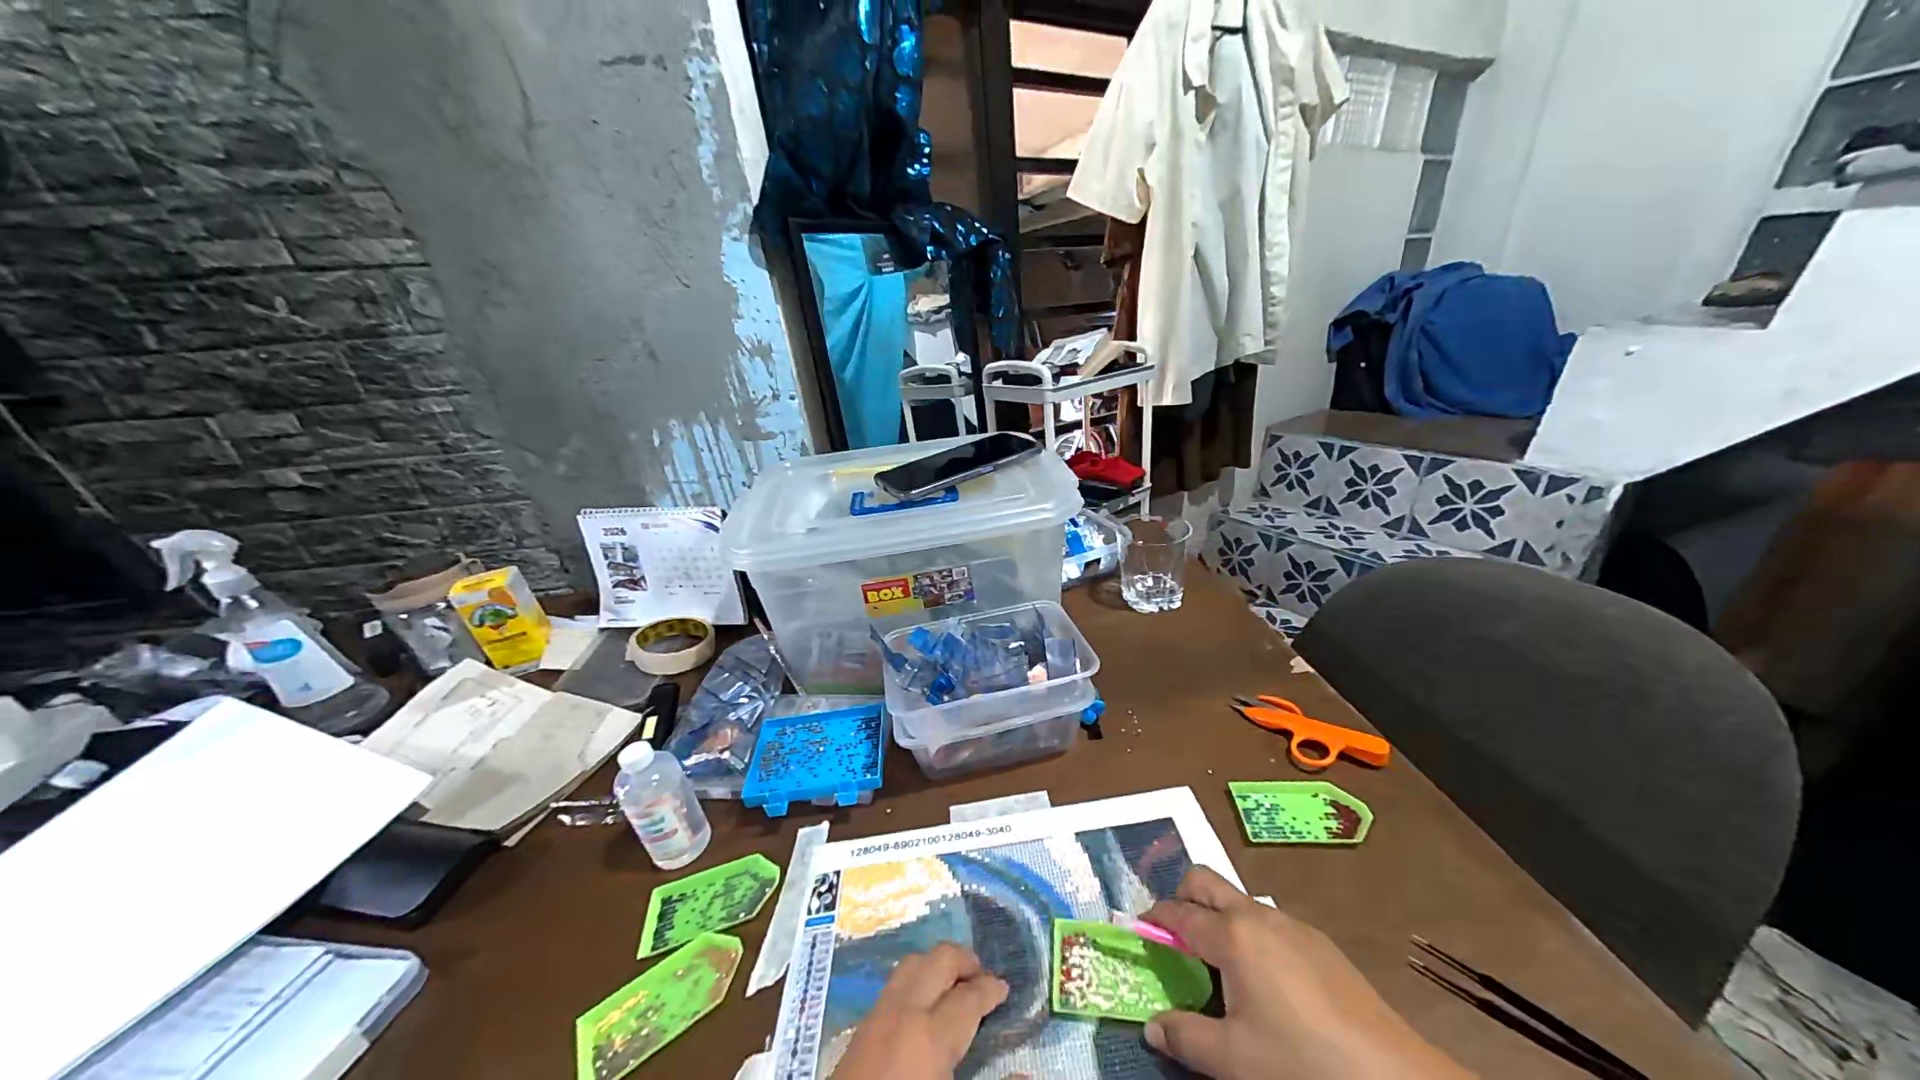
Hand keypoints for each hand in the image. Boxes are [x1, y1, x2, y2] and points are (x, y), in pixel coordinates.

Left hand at [834, 943, 1008, 1079]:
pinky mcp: (861, 1027)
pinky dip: (917, 980)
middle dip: (965, 962)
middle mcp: (904, 1011)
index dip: (991, 990)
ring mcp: (878, 1015)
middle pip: (939, 961)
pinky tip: (925, 1006)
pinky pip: (895, 984)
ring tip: (956, 986)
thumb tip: (1027, 1074)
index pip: (969, 996)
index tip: (1004, 989)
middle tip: (983, 980)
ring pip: (913, 964)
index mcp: (931, 1035)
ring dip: (938, 967)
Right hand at [1142, 867, 1476, 1079]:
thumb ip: (1184, 1037)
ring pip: (1240, 902)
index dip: (1153, 920)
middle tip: (1174, 939)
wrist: (1396, 1079)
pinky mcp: (1322, 946)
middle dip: (1181, 898)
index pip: (1179, 913)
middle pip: (1206, 881)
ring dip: (1217, 919)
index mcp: (1233, 935)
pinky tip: (1263, 985)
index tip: (1138, 933)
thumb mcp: (1233, 1060)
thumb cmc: (1302, 1064)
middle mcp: (1260, 917)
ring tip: (1217, 969)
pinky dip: (1249, 936)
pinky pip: (1269, 923)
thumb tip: (1152, 1027)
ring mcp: (1295, 927)